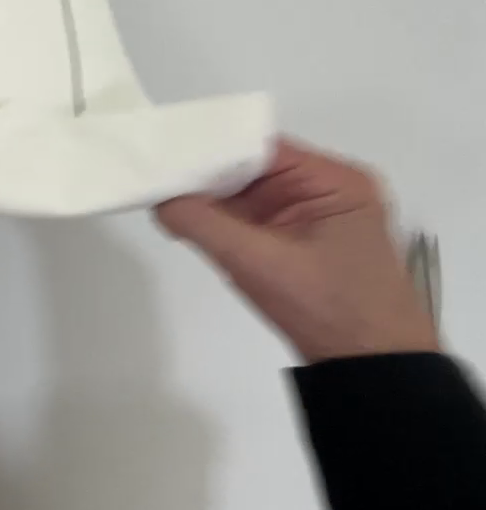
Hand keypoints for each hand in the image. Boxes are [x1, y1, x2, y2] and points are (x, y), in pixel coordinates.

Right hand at [154, 139, 439, 363]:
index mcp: (331, 180)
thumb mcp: (254, 259)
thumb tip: (153, 198)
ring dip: (198, 195)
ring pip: (233, 188)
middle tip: (144, 174)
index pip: (253, 145)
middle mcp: (319, 186)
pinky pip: (236, 210)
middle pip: (241, 163)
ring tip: (151, 194)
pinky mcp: (286, 232)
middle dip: (195, 172)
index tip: (152, 152)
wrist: (365, 364)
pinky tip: (175, 217)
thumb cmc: (325, 304)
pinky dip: (207, 214)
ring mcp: (302, 210)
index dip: (202, 146)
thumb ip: (198, 220)